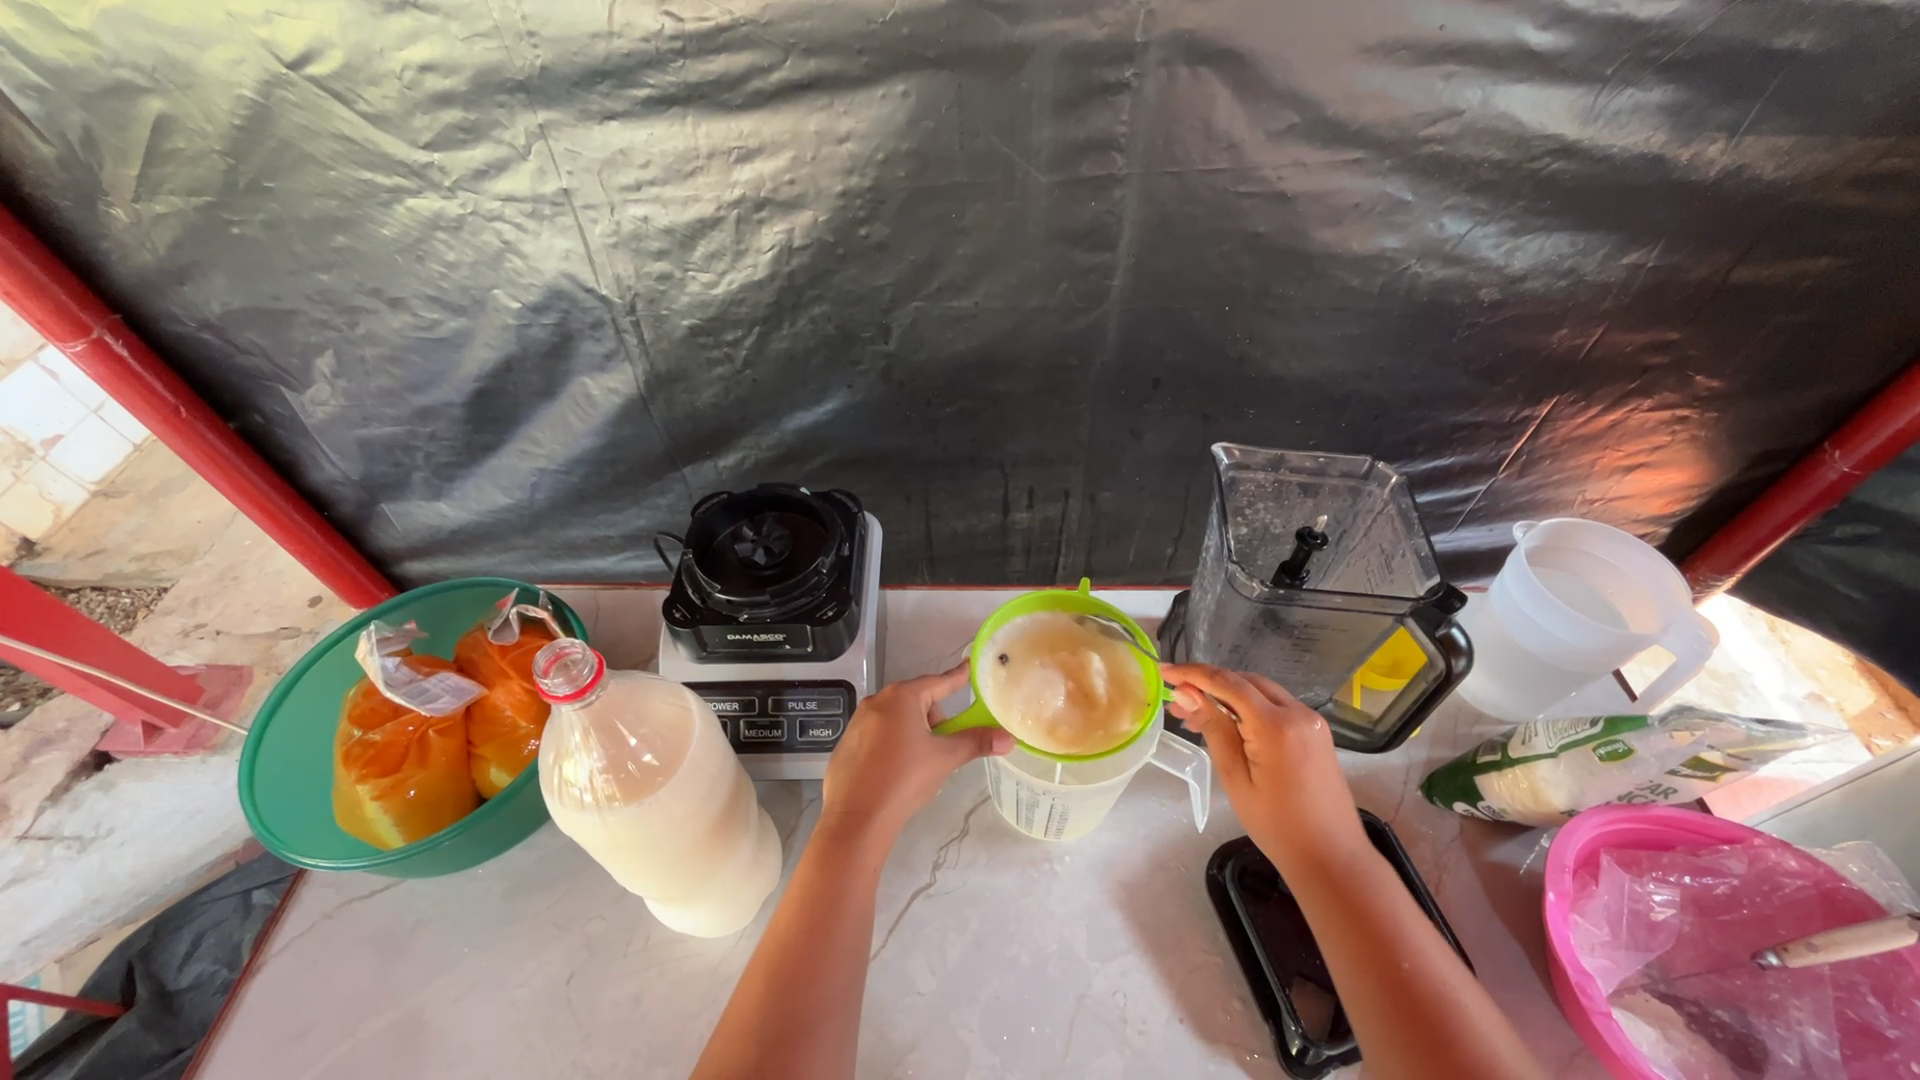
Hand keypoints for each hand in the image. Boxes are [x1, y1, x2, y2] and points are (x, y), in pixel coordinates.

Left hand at [821, 664, 1012, 843]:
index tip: (968, 668)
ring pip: (898, 720)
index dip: (957, 678)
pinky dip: (892, 746)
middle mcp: (876, 701)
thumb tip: (1009, 738)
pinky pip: (878, 736)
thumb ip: (976, 742)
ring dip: (914, 734)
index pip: (938, 682)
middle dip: (935, 722)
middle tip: (941, 749)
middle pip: (918, 702)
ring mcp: (858, 722)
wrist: (857, 817)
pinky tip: (894, 773)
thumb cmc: (904, 778)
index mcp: (901, 697)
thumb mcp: (945, 758)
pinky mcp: (847, 744)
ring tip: (918, 766)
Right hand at [1161, 663, 1368, 874]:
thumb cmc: (1276, 825)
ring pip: (1262, 692)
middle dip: (1210, 683)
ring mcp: (1312, 722)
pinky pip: (1277, 708)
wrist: (1332, 857)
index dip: (1193, 673)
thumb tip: (1185, 693)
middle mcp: (1299, 713)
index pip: (1228, 683)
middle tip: (1177, 700)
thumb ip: (1213, 728)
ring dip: (1228, 696)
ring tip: (1195, 716)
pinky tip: (1228, 726)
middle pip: (1246, 682)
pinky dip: (1249, 709)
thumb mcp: (1235, 777)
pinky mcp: (1316, 733)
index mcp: (1277, 725)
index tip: (1164, 671)